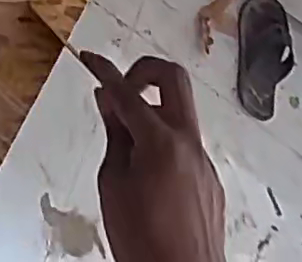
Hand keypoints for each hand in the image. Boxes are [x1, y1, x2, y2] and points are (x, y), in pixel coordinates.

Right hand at [77, 52, 223, 261]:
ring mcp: (204, 162)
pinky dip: (163, 140)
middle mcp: (189, 144)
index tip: (91, 59)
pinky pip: (185, 144)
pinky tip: (145, 167)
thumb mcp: (113, 184)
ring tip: (126, 138)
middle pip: (173, 78)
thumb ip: (114, 136)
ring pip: (179, 112)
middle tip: (122, 85)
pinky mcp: (210, 181)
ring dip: (153, 111)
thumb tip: (110, 103)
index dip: (104, 70)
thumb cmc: (142, 243)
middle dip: (144, 70)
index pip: (126, 91)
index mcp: (161, 143)